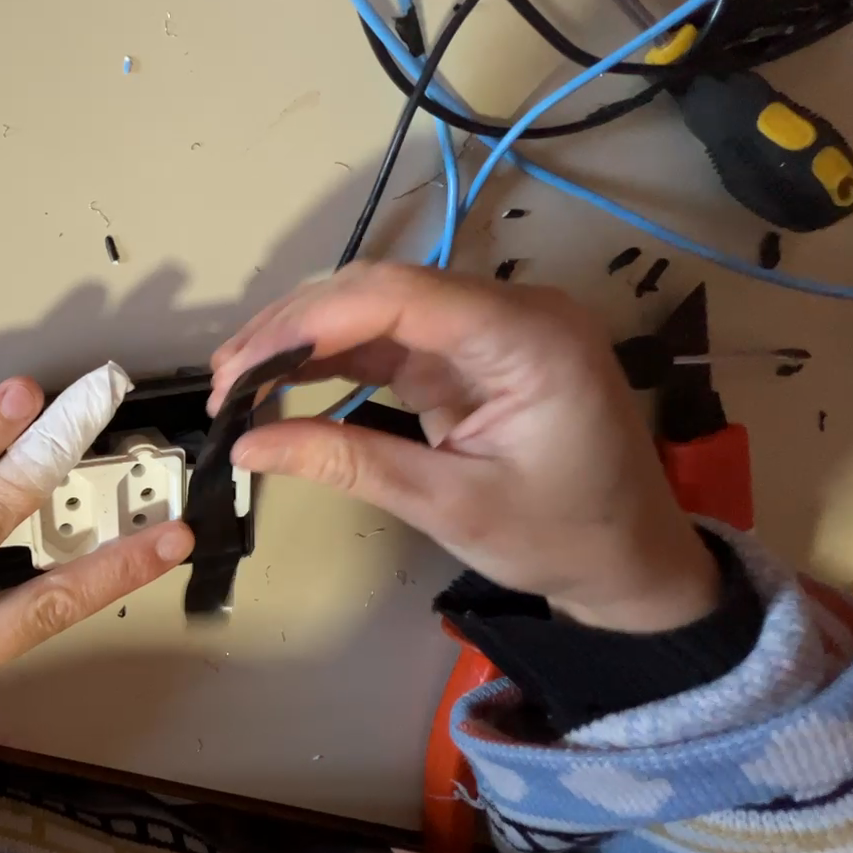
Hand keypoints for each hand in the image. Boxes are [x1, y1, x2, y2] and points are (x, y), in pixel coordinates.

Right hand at [210, 263, 717, 632]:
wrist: (629, 561)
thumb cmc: (558, 536)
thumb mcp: (447, 505)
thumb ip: (345, 463)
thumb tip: (244, 446)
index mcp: (526, 338)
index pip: (400, 297)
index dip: (308, 322)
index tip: (241, 368)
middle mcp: (503, 312)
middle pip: (373, 290)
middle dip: (288, 329)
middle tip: (224, 381)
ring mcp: (477, 329)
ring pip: (364, 308)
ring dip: (293, 339)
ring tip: (232, 379)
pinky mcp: (455, 354)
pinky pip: (373, 340)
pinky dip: (318, 358)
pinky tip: (272, 378)